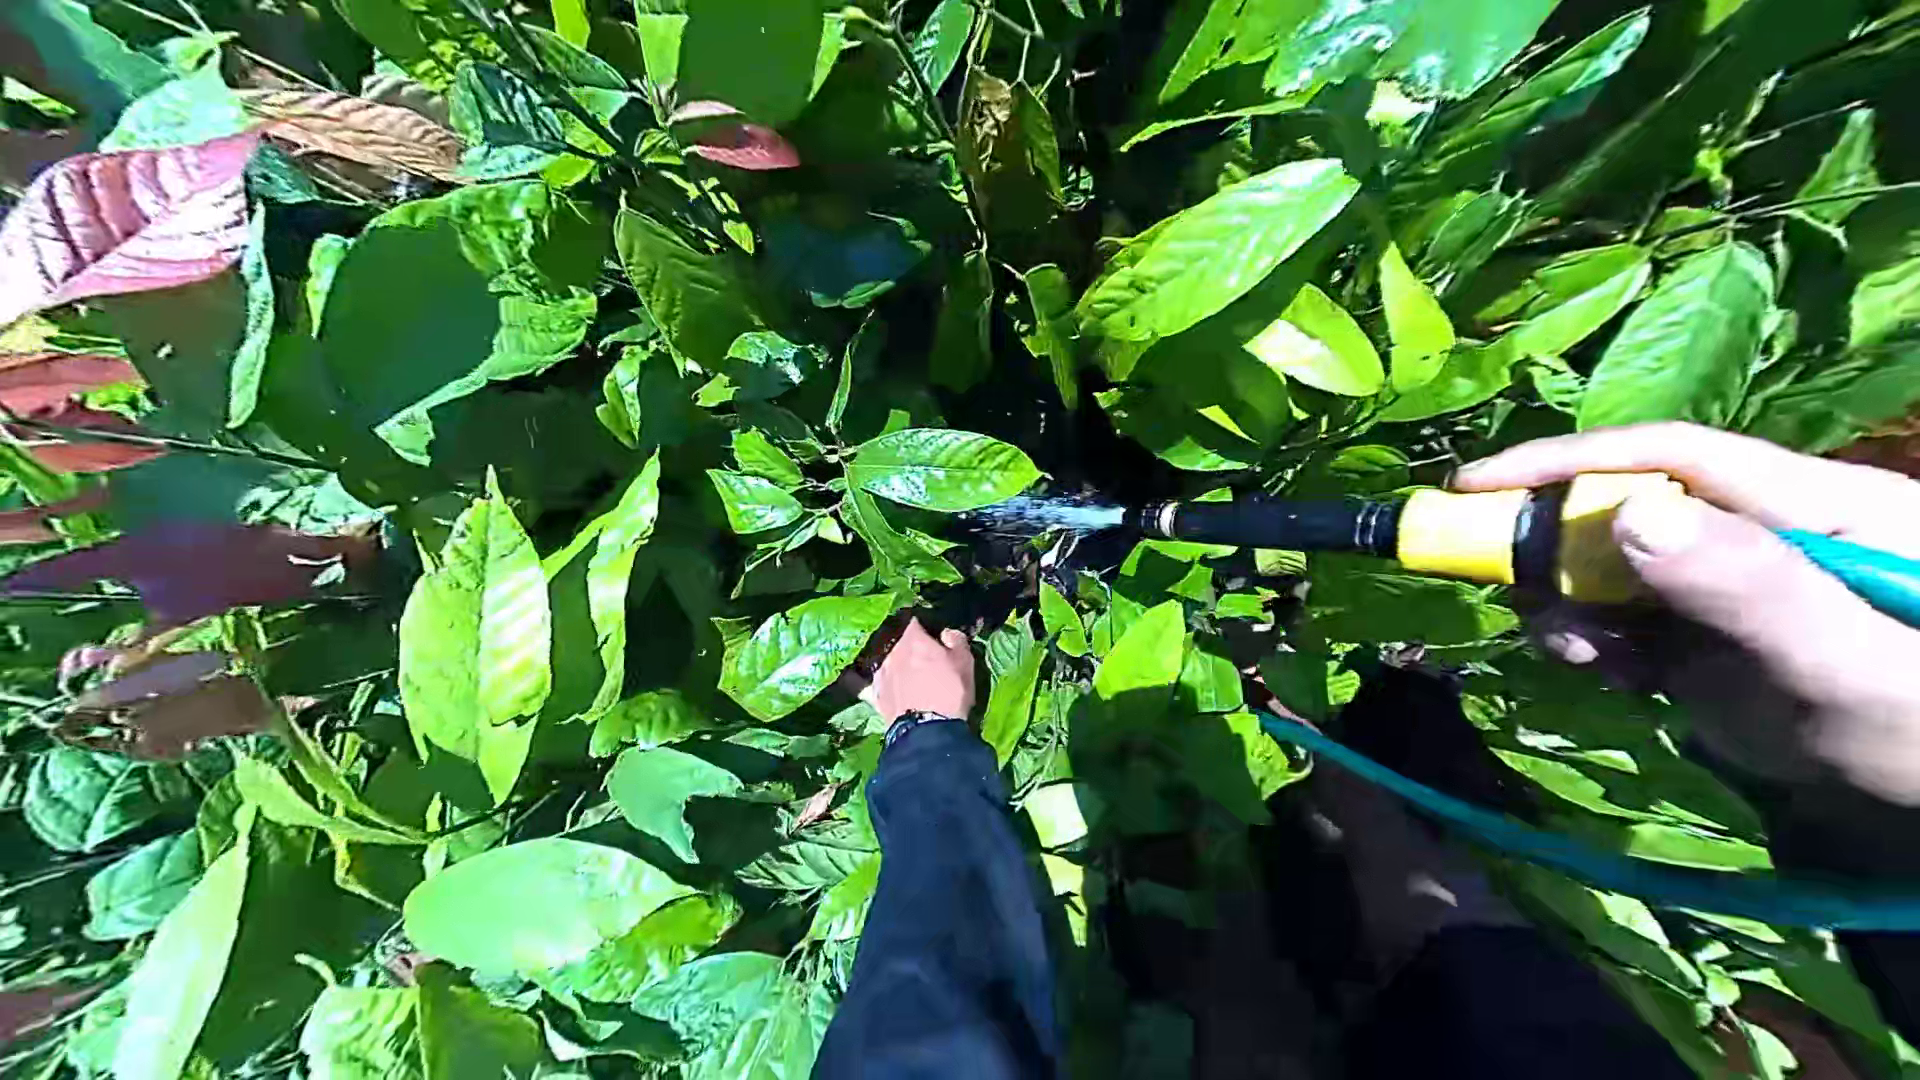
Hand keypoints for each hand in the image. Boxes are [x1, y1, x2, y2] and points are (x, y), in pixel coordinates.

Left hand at [872, 618, 975, 724]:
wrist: (928, 732)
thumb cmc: (950, 691)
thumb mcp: (965, 662)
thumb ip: (956, 640)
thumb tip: (946, 632)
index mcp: (913, 639)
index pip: (915, 622)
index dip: (925, 627)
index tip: (933, 635)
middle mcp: (892, 652)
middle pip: (900, 643)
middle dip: (911, 648)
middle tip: (926, 659)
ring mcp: (880, 674)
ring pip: (889, 662)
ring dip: (898, 665)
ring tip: (910, 677)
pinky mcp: (875, 696)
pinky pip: (877, 684)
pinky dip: (882, 684)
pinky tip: (885, 688)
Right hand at [1453, 422, 1919, 804]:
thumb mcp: (1849, 667)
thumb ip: (1753, 589)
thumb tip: (1632, 516)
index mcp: (1814, 505)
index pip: (1667, 454)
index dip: (1564, 460)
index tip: (1470, 485)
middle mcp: (1750, 526)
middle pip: (1613, 505)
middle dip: (1549, 550)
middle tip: (1515, 590)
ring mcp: (1713, 573)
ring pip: (1592, 561)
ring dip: (1561, 605)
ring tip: (1578, 653)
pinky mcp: (1684, 616)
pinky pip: (1600, 607)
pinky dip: (1580, 636)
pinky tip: (1605, 670)